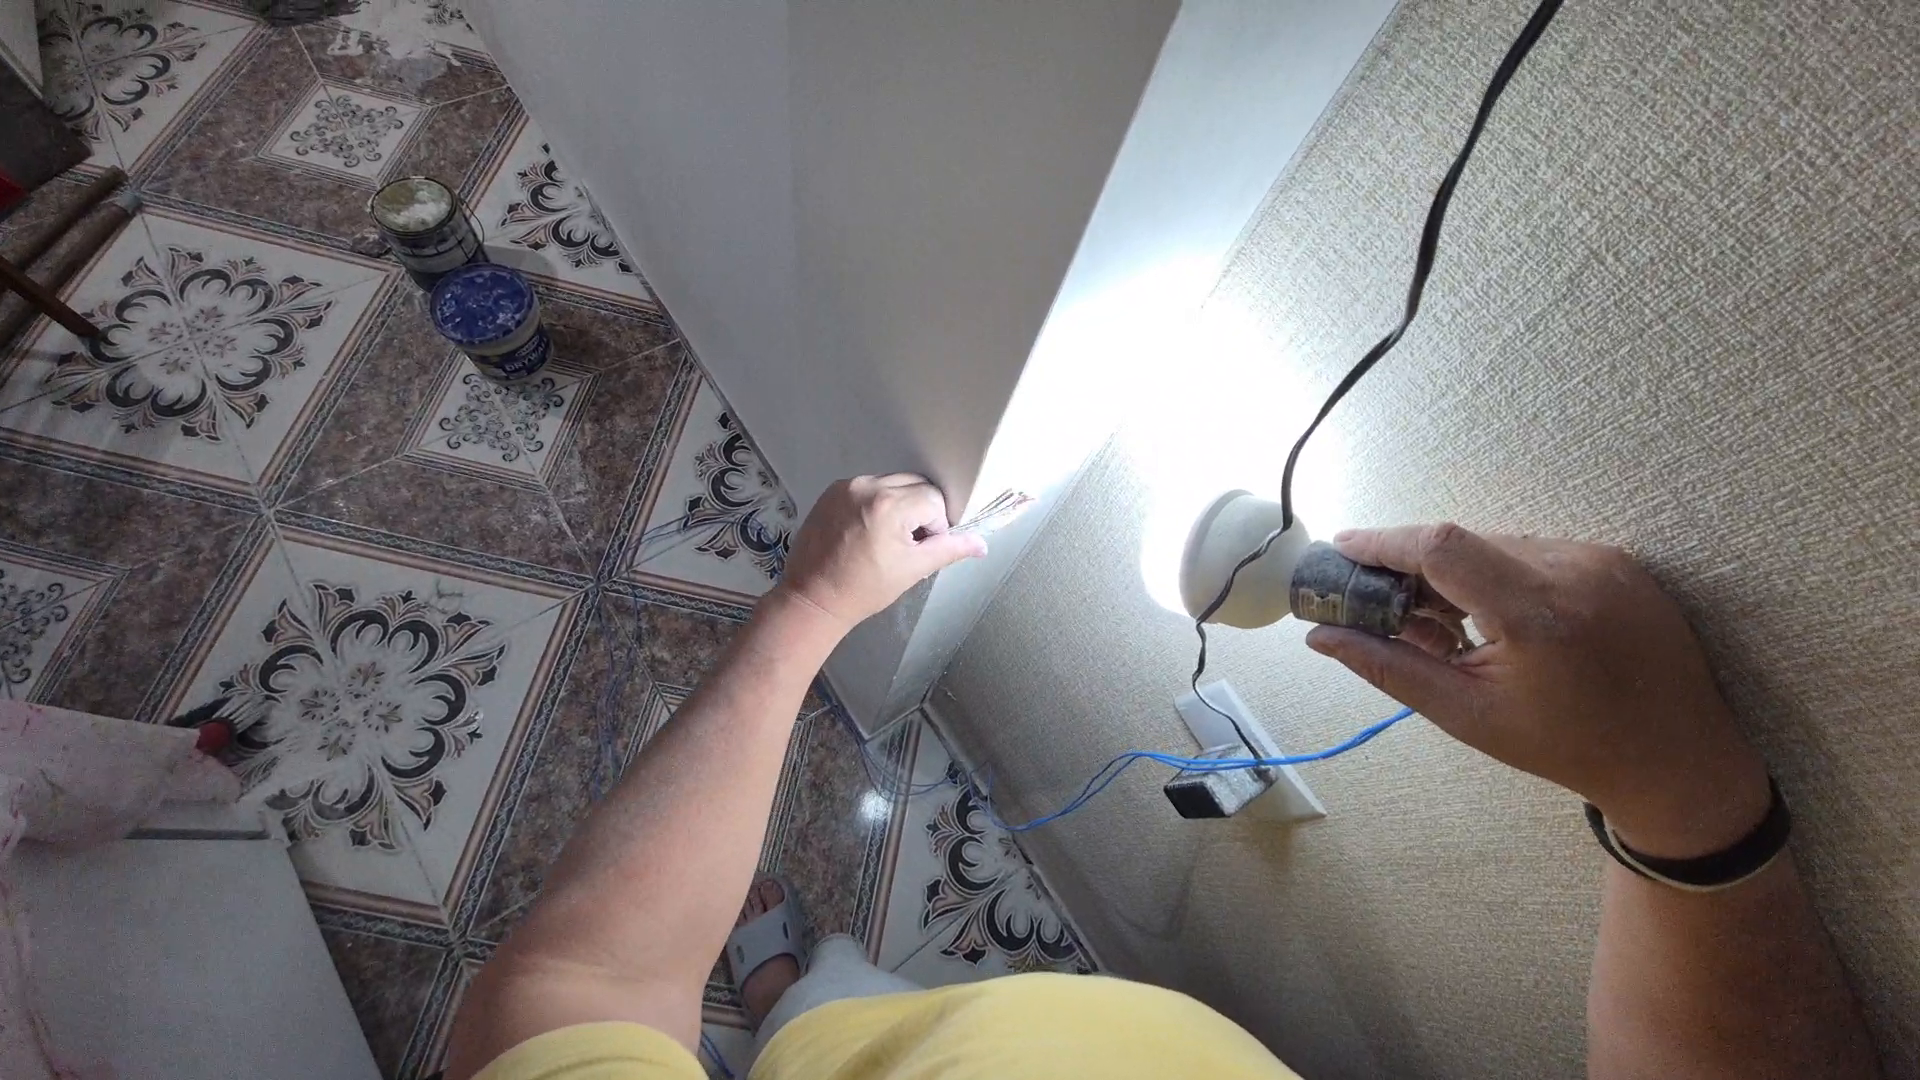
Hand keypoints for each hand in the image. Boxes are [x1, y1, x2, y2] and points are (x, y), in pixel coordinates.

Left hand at [772, 474, 985, 632]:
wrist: (813, 598)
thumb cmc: (864, 589)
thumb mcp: (912, 570)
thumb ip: (949, 550)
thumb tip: (982, 544)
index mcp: (888, 505)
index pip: (933, 500)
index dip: (935, 526)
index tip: (919, 548)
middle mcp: (866, 486)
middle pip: (915, 484)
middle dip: (919, 511)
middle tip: (906, 543)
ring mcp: (846, 486)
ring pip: (893, 483)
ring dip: (899, 504)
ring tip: (886, 537)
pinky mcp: (832, 491)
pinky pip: (869, 486)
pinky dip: (877, 502)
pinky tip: (868, 530)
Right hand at [1305, 524, 1769, 858]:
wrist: (1681, 763)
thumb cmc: (1562, 745)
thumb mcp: (1462, 712)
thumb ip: (1385, 666)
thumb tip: (1318, 636)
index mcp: (1539, 614)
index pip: (1442, 547)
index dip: (1383, 543)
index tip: (1341, 548)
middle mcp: (1576, 570)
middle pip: (1462, 543)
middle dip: (1411, 566)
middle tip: (1384, 605)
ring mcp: (1603, 561)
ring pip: (1493, 544)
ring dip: (1451, 571)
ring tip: (1441, 622)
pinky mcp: (1617, 561)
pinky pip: (1528, 551)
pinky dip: (1491, 574)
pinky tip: (1487, 615)